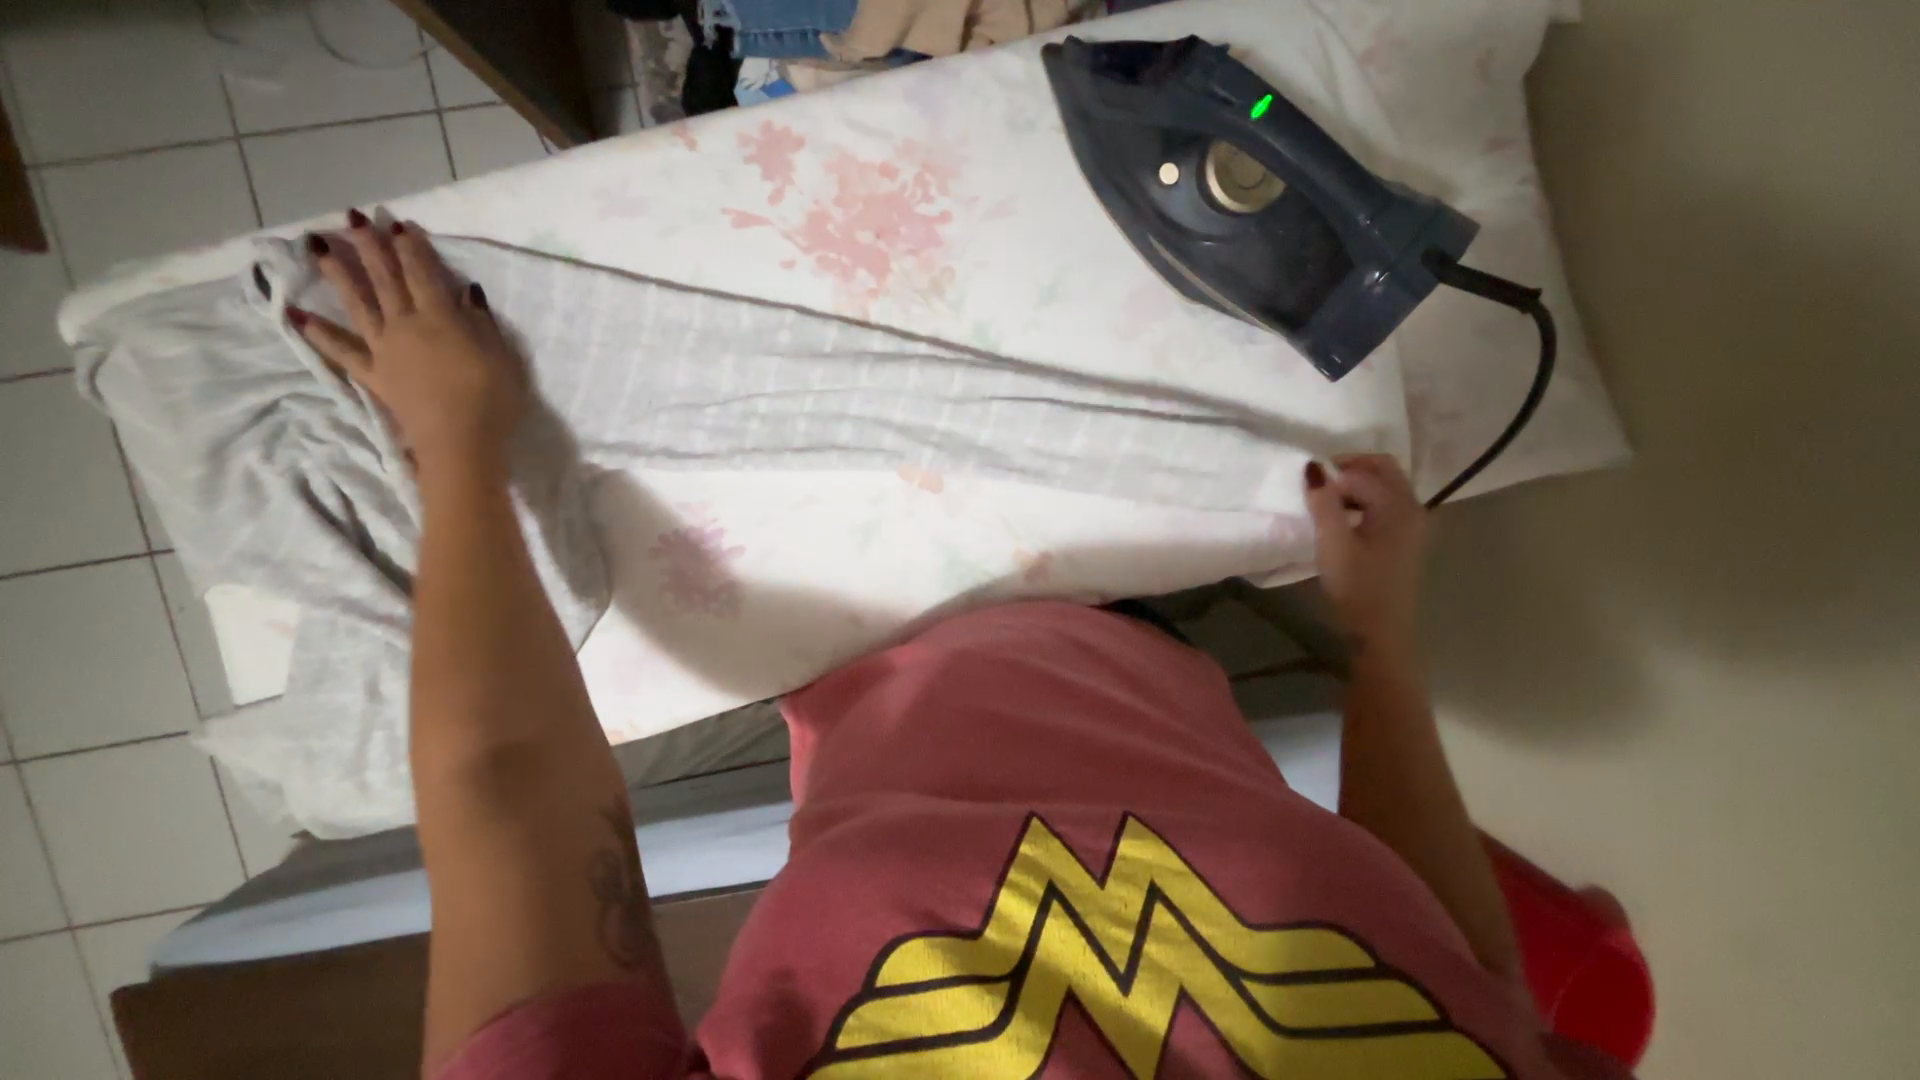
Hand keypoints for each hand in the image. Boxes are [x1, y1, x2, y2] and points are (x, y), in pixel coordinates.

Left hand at [291, 210, 525, 475]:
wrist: (460, 444)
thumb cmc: (492, 401)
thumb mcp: (503, 358)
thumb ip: (481, 323)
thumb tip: (466, 292)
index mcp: (441, 319)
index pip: (423, 273)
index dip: (412, 247)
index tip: (399, 224)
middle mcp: (406, 325)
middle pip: (386, 279)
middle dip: (370, 247)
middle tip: (355, 218)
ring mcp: (384, 349)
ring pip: (358, 303)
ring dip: (338, 272)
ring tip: (316, 244)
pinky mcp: (374, 374)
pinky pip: (341, 350)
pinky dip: (318, 332)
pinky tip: (296, 314)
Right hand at [1303, 454, 1427, 662]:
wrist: (1379, 630)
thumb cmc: (1356, 586)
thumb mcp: (1332, 542)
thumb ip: (1323, 502)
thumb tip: (1313, 467)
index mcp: (1398, 506)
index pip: (1361, 474)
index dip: (1331, 475)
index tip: (1304, 488)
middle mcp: (1412, 507)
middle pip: (1382, 468)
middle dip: (1349, 468)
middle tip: (1317, 483)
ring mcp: (1413, 522)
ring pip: (1385, 484)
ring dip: (1356, 483)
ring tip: (1326, 501)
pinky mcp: (1405, 536)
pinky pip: (1386, 501)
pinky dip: (1364, 498)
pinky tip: (1343, 517)